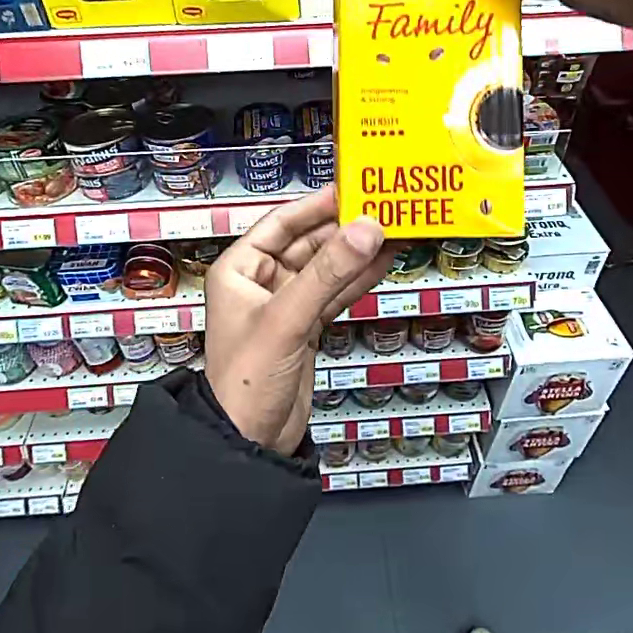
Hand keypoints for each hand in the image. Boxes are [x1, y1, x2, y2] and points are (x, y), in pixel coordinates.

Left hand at [205, 188, 397, 454]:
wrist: (250, 443)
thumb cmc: (243, 382)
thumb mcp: (286, 319)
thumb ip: (328, 274)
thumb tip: (365, 229)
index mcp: (240, 270)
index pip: (281, 223)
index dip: (316, 205)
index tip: (351, 189)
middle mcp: (262, 283)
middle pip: (309, 243)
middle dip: (345, 228)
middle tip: (382, 209)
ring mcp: (288, 305)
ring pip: (328, 269)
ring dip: (358, 252)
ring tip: (393, 229)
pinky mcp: (307, 326)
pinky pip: (336, 294)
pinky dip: (359, 280)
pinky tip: (384, 262)